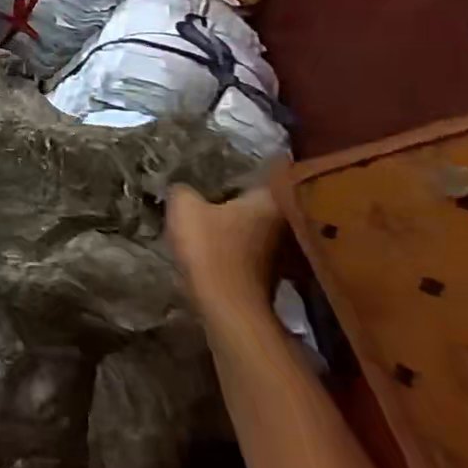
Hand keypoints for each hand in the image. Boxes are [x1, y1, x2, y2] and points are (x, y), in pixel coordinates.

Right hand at [167, 161, 290, 307]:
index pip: (271, 168)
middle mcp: (285, 221)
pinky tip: (221, 242)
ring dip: (244, 220)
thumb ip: (183, 189)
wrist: (229, 308)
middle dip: (245, 192)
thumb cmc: (212, 248)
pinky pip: (257, 246)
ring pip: (261, 223)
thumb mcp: (184, 207)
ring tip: (216, 212)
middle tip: (219, 184)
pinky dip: (242, 243)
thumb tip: (184, 188)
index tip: (232, 159)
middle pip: (266, 197)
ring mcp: (284, 250)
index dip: (251, 160)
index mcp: (270, 198)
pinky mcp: (273, 273)